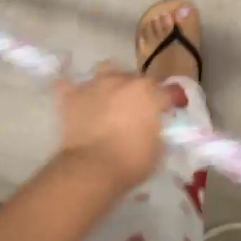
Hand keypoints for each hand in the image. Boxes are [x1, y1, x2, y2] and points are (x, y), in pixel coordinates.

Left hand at [54, 63, 171, 190]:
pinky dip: (78, 92)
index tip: (168, 112)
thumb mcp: (159, 149)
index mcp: (148, 92)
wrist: (92, 168)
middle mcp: (121, 80)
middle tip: (137, 110)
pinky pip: (73, 85)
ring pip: (106, 72)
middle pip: (136, 79)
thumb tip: (152, 126)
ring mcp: (94, 84)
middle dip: (139, 91)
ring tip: (111, 99)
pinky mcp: (72, 95)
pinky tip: (80, 100)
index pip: (166, 91)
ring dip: (112, 83)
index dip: (169, 102)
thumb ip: (157, 129)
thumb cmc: (131, 161)